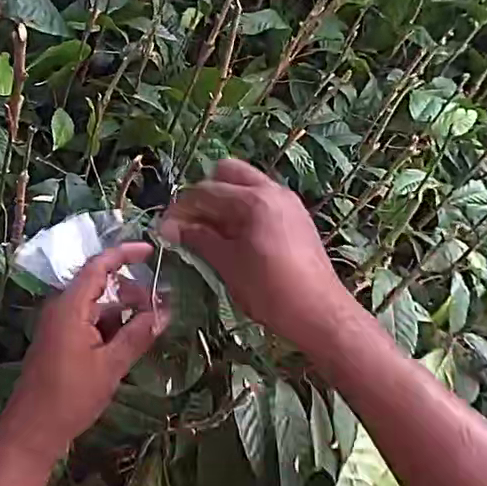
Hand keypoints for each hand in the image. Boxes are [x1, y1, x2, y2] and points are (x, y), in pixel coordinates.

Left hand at [2, 243, 168, 458]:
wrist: (30, 434)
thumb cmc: (69, 398)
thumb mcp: (110, 366)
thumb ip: (137, 335)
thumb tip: (164, 312)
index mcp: (70, 306)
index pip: (99, 265)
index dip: (125, 254)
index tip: (151, 251)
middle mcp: (62, 308)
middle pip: (100, 285)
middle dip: (131, 291)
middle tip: (160, 304)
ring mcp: (58, 324)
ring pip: (96, 306)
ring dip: (122, 312)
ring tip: (148, 327)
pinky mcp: (59, 340)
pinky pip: (88, 321)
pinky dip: (109, 326)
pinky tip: (127, 344)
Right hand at [160, 159, 368, 360]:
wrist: (320, 312)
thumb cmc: (270, 291)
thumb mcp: (228, 265)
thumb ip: (199, 238)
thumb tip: (169, 227)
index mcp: (253, 199)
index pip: (206, 191)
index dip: (182, 209)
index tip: (166, 227)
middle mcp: (272, 190)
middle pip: (228, 172)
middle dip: (206, 193)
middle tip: (192, 222)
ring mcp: (288, 200)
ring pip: (247, 183)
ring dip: (225, 200)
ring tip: (213, 232)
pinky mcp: (296, 215)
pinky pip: (262, 198)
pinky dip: (245, 208)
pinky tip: (238, 237)